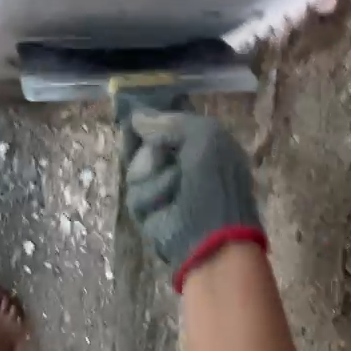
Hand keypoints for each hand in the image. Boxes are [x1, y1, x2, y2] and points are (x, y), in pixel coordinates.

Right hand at [122, 107, 263, 291]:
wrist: (211, 235)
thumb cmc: (215, 183)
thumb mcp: (203, 137)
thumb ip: (170, 122)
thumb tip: (137, 117)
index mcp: (200, 141)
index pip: (165, 121)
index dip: (151, 119)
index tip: (135, 115)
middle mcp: (179, 161)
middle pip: (143, 144)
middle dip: (150, 152)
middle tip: (160, 159)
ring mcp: (161, 186)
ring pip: (136, 170)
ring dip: (153, 179)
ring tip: (173, 191)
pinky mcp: (148, 210)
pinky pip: (135, 194)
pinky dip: (151, 199)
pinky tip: (165, 209)